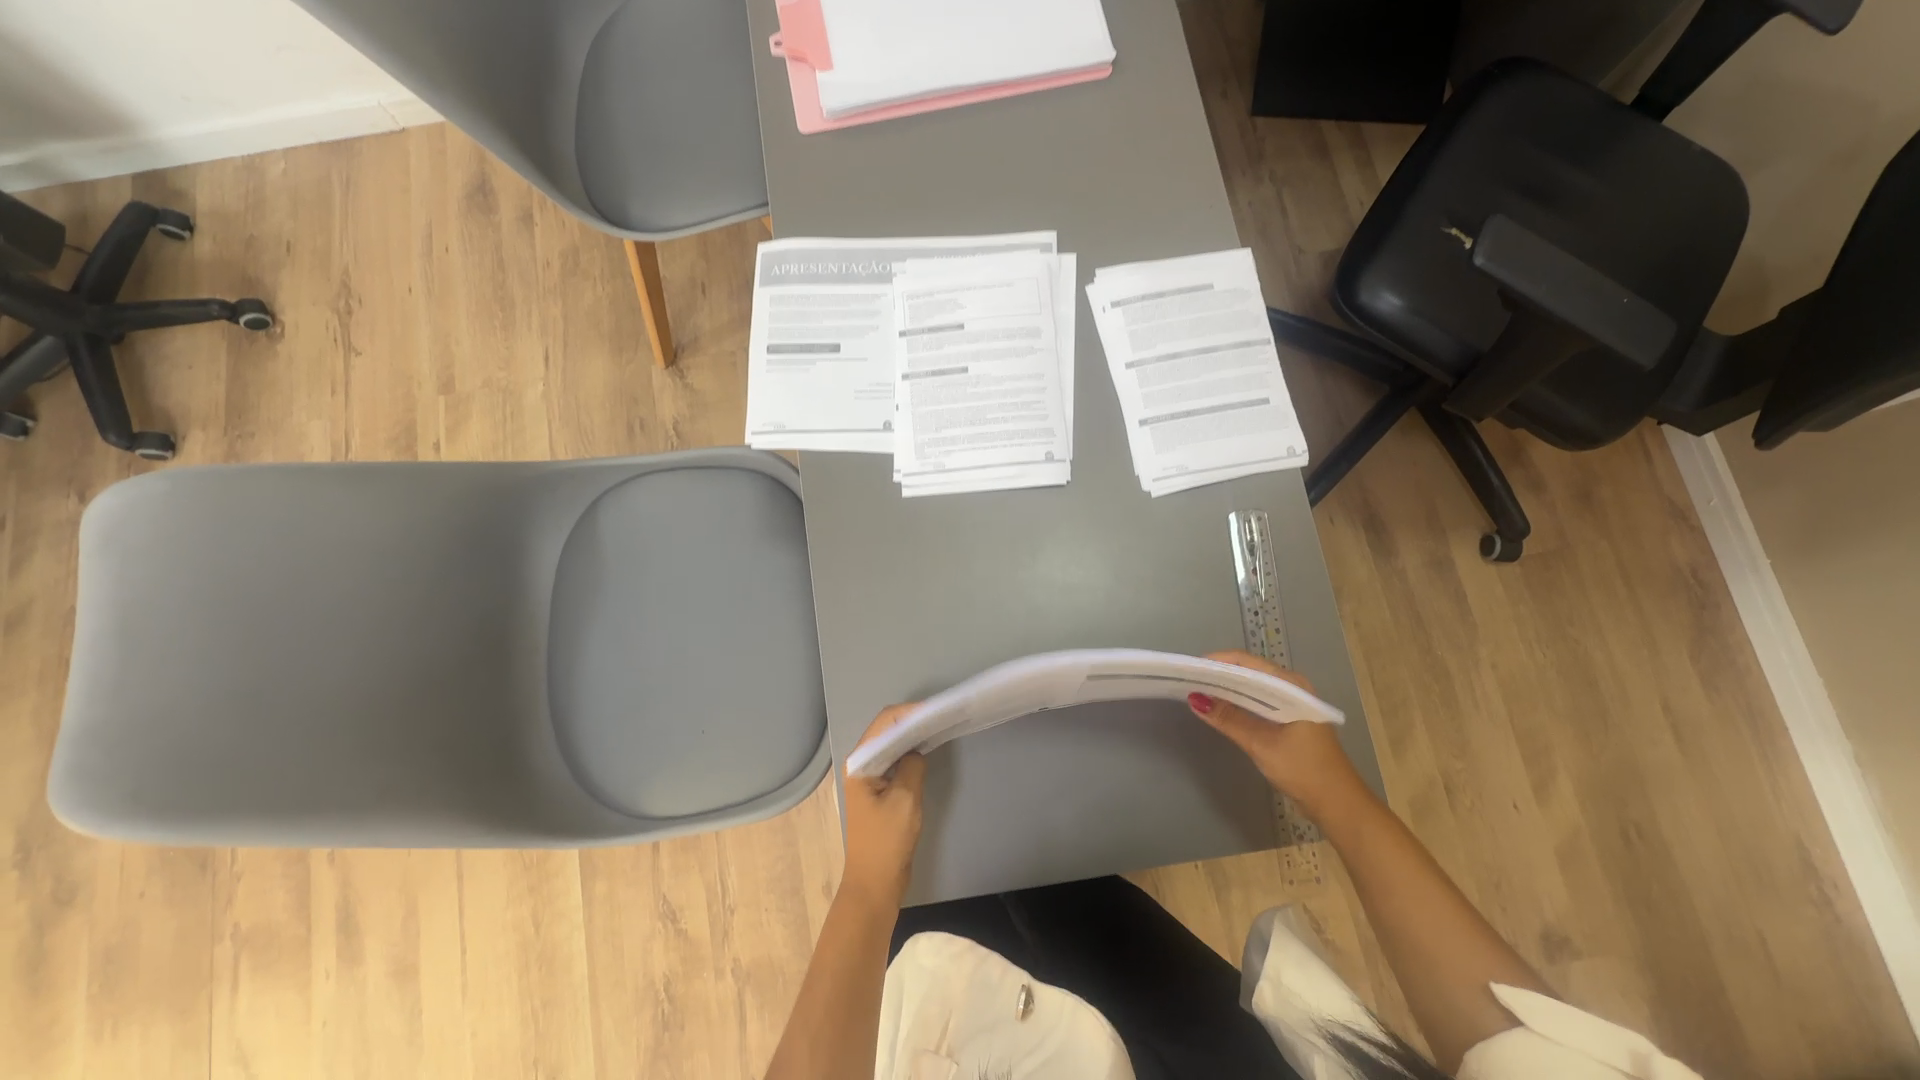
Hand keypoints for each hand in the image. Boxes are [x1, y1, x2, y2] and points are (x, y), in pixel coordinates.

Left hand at [839, 705, 927, 908]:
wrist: (875, 883)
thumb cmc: (886, 841)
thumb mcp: (905, 799)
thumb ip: (912, 766)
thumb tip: (916, 752)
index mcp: (860, 763)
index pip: (885, 723)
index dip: (910, 712)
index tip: (936, 710)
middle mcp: (861, 765)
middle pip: (887, 730)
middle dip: (912, 720)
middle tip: (941, 717)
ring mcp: (869, 778)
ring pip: (892, 745)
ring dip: (912, 736)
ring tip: (939, 728)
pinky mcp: (880, 790)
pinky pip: (895, 761)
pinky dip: (910, 753)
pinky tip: (927, 752)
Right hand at [1187, 650, 1370, 819]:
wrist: (1336, 802)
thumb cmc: (1303, 769)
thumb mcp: (1261, 744)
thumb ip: (1229, 720)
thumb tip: (1195, 699)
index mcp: (1291, 686)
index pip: (1248, 663)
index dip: (1219, 662)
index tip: (1192, 667)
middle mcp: (1292, 688)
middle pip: (1250, 672)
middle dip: (1220, 674)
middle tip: (1190, 679)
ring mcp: (1292, 704)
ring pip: (1254, 688)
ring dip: (1229, 690)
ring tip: (1198, 691)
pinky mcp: (1289, 720)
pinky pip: (1259, 703)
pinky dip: (1240, 703)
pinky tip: (1221, 709)